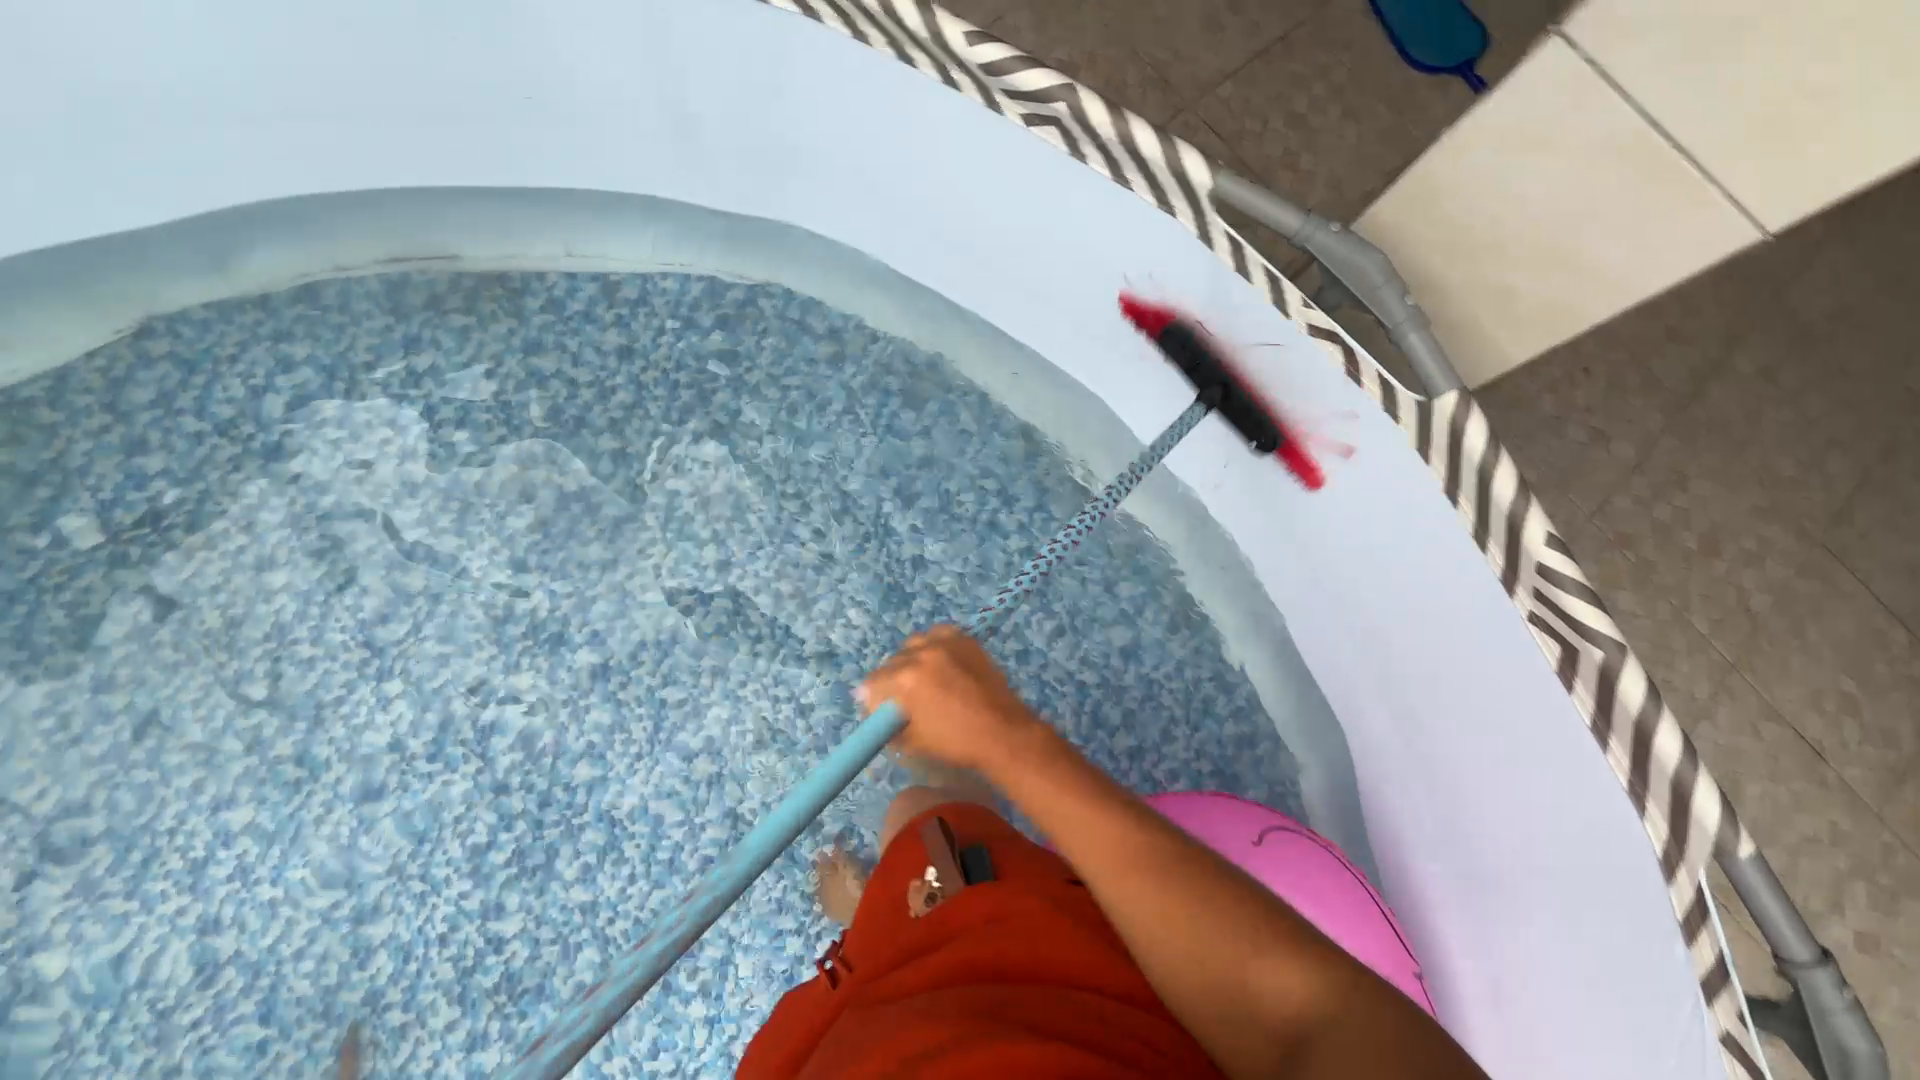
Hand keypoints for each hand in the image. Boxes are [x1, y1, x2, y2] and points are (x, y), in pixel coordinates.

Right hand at [859, 626, 1042, 773]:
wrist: (1002, 732)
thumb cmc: (956, 742)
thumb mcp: (912, 741)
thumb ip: (888, 725)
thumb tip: (874, 714)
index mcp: (905, 679)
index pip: (872, 683)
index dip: (873, 700)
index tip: (882, 711)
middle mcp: (921, 654)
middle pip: (891, 663)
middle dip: (892, 681)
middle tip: (904, 699)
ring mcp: (945, 643)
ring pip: (914, 645)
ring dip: (912, 660)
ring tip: (923, 678)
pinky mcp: (964, 640)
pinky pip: (938, 635)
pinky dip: (934, 646)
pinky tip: (941, 662)